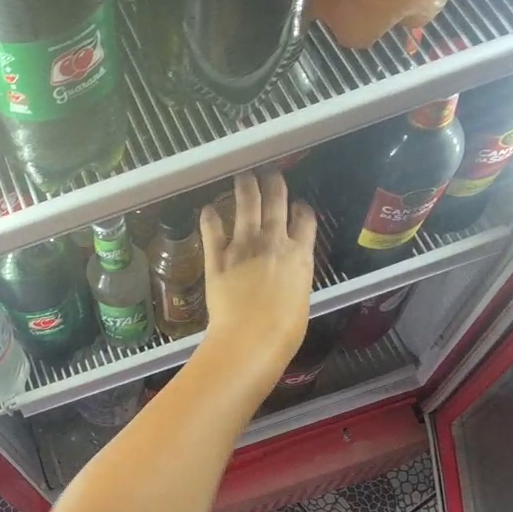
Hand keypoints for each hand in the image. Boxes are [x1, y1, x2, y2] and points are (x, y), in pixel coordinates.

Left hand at [198, 167, 316, 378]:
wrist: (252, 339)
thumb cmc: (283, 331)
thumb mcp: (300, 301)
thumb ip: (294, 281)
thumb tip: (288, 281)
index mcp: (300, 255)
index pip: (305, 219)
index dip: (301, 208)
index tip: (297, 203)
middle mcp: (274, 242)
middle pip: (276, 202)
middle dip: (273, 183)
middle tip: (269, 172)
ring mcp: (243, 247)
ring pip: (246, 206)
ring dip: (245, 187)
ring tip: (243, 175)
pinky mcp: (217, 258)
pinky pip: (213, 231)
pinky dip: (210, 218)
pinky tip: (207, 209)